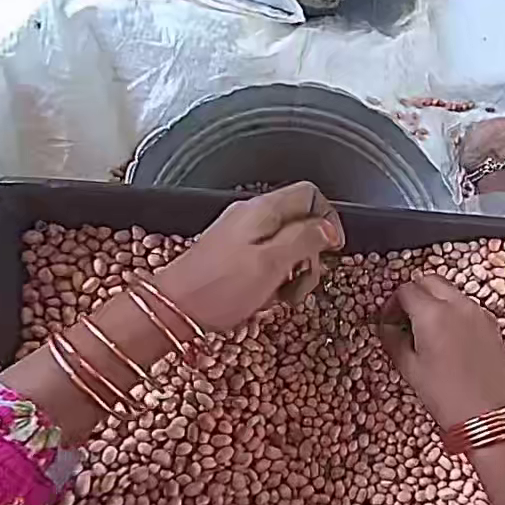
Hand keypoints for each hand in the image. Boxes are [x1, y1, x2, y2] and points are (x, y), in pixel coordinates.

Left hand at [153, 182, 344, 333]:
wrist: (171, 309)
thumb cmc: (220, 289)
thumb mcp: (271, 263)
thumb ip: (305, 240)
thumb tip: (329, 228)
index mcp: (264, 210)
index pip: (310, 195)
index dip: (328, 220)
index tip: (333, 250)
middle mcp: (253, 216)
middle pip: (301, 222)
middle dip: (311, 254)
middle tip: (303, 284)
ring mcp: (241, 234)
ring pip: (286, 244)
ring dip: (294, 272)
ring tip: (283, 296)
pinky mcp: (233, 254)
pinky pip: (267, 259)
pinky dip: (274, 278)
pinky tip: (266, 297)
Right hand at [375, 275, 504, 427]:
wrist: (493, 417)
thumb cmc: (447, 397)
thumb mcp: (410, 370)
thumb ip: (393, 340)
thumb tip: (387, 327)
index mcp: (433, 313)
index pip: (406, 290)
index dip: (391, 303)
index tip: (387, 321)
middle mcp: (458, 305)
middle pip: (429, 281)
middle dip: (413, 294)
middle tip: (403, 320)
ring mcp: (478, 312)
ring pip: (449, 291)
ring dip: (433, 300)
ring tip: (424, 331)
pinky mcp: (492, 324)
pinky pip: (466, 305)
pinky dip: (452, 311)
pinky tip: (446, 338)